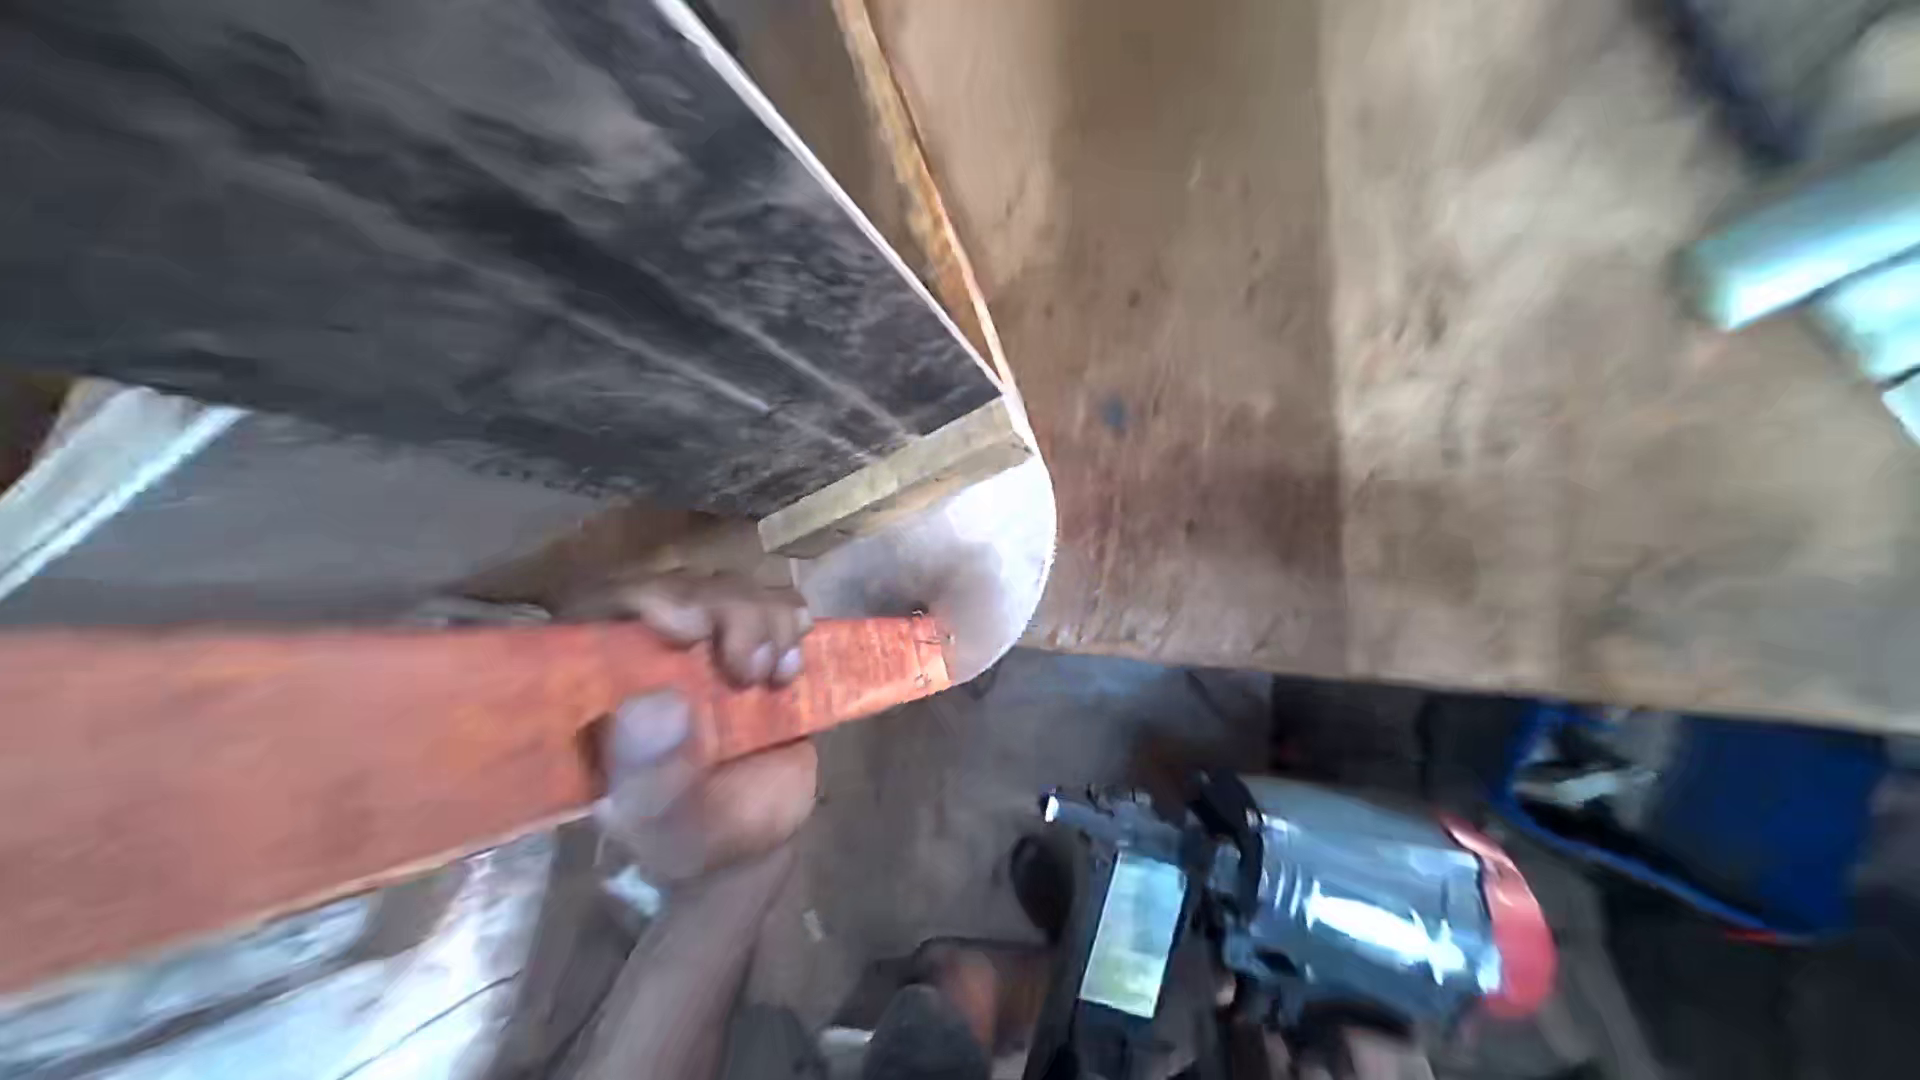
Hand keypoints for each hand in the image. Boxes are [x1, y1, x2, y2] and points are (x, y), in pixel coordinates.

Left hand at [568, 574, 819, 883]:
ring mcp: (710, 639)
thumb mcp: (658, 820)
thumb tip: (653, 705)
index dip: (647, 599)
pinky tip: (793, 667)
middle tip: (749, 671)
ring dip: (765, 619)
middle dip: (727, 613)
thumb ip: (648, 775)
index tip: (691, 630)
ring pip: (736, 587)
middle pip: (684, 585)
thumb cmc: (688, 832)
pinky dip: (793, 623)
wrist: (750, 834)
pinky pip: (780, 605)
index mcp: (602, 679)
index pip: (607, 605)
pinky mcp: (760, 642)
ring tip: (775, 677)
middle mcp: (651, 647)